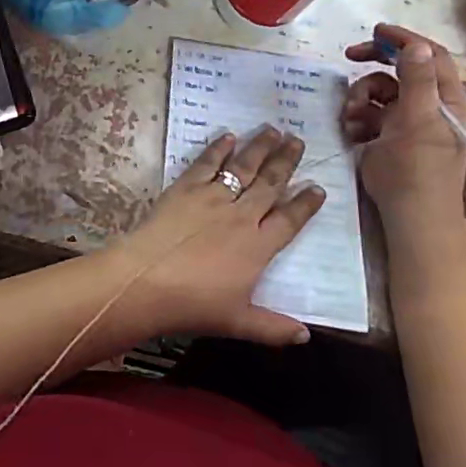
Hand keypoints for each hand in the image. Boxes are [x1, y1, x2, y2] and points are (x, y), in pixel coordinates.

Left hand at [114, 127, 325, 345]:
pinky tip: (228, 136)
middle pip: (270, 183)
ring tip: (273, 130)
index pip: (290, 220)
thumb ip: (274, 327)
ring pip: (243, 167)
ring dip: (259, 147)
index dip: (305, 204)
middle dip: (286, 161)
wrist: (147, 279)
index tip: (318, 187)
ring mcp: (213, 198)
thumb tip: (306, 336)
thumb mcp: (238, 322)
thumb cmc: (194, 304)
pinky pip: (207, 163)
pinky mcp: (186, 188)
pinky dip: (219, 148)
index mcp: (258, 247)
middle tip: (299, 140)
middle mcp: (241, 216)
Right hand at [342, 23, 465, 224]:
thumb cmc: (417, 169)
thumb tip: (416, 45)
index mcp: (446, 100)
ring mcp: (408, 122)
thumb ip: (417, 80)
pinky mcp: (389, 137)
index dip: (404, 39)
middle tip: (350, 55)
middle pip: (402, 69)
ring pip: (380, 91)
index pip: (430, 55)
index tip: (375, 31)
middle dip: (375, 63)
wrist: (411, 217)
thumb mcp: (417, 120)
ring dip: (360, 97)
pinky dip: (358, 118)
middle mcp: (430, 106)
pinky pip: (370, 114)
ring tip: (351, 116)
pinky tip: (352, 132)